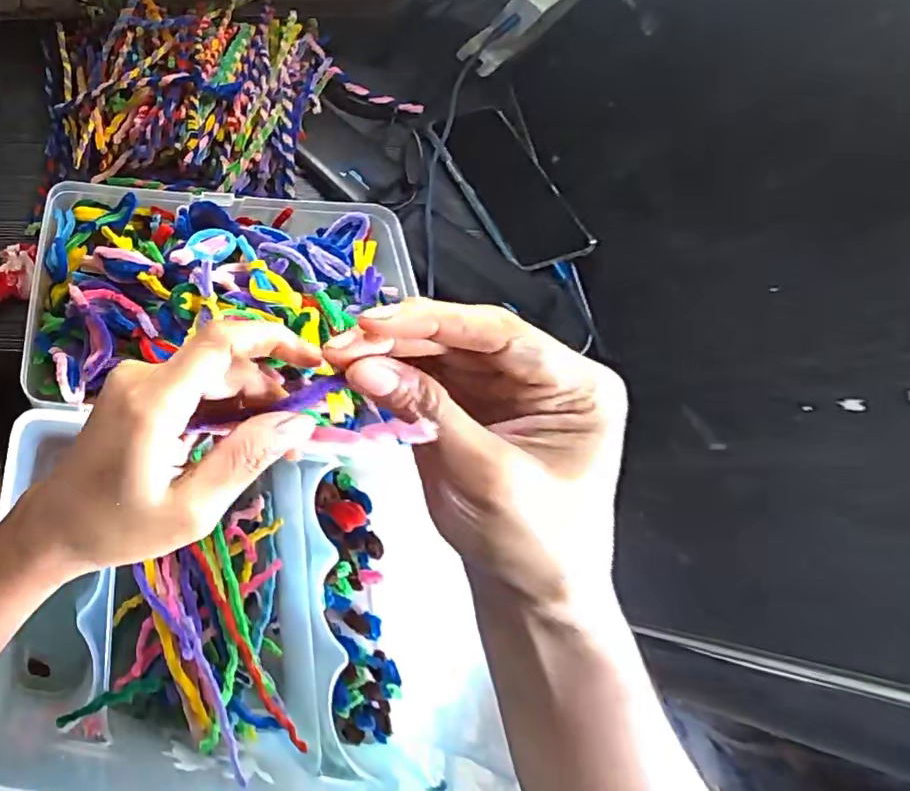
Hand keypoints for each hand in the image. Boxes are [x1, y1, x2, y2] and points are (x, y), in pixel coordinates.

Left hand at [18, 320, 321, 572]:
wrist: (55, 524)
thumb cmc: (117, 528)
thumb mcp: (191, 509)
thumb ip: (244, 459)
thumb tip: (298, 423)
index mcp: (154, 401)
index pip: (219, 340)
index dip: (272, 338)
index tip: (314, 361)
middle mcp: (143, 376)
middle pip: (220, 362)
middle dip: (267, 388)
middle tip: (298, 435)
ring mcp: (135, 381)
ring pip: (207, 374)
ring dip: (245, 400)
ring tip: (274, 443)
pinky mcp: (134, 391)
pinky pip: (187, 386)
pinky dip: (218, 406)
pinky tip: (238, 437)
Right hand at [323, 299, 627, 609]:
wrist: (527, 589)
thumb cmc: (535, 541)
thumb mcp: (484, 473)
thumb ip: (427, 412)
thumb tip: (364, 366)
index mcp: (572, 384)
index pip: (498, 333)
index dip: (432, 321)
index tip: (375, 323)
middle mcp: (533, 375)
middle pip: (456, 336)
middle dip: (395, 338)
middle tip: (342, 345)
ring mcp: (493, 387)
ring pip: (429, 350)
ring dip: (380, 352)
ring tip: (337, 357)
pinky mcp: (458, 402)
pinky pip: (414, 374)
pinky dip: (381, 372)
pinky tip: (351, 371)